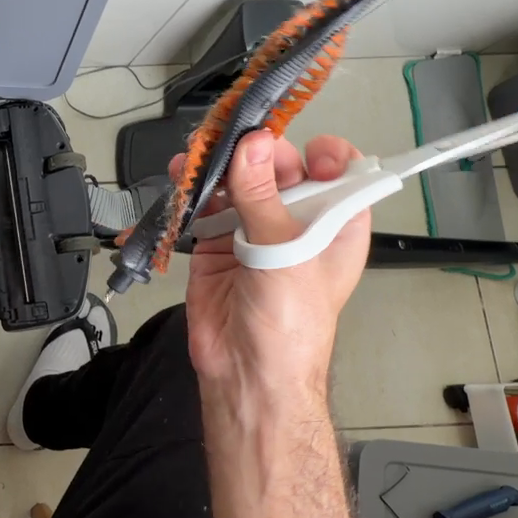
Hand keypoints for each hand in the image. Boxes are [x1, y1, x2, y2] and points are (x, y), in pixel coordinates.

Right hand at [184, 131, 368, 397]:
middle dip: (254, 152)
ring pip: (236, 183)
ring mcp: (251, 232)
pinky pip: (202, 208)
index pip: (336, 170)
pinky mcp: (214, 244)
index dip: (319, 152)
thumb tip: (251, 144)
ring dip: (216, 166)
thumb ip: (262, 196)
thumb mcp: (284, 252)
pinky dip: (189, 191)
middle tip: (231, 144)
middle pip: (277, 168)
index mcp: (334, 223)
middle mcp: (295, 222)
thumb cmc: (289, 323)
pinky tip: (180, 176)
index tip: (293, 148)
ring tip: (197, 155)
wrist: (246, 372)